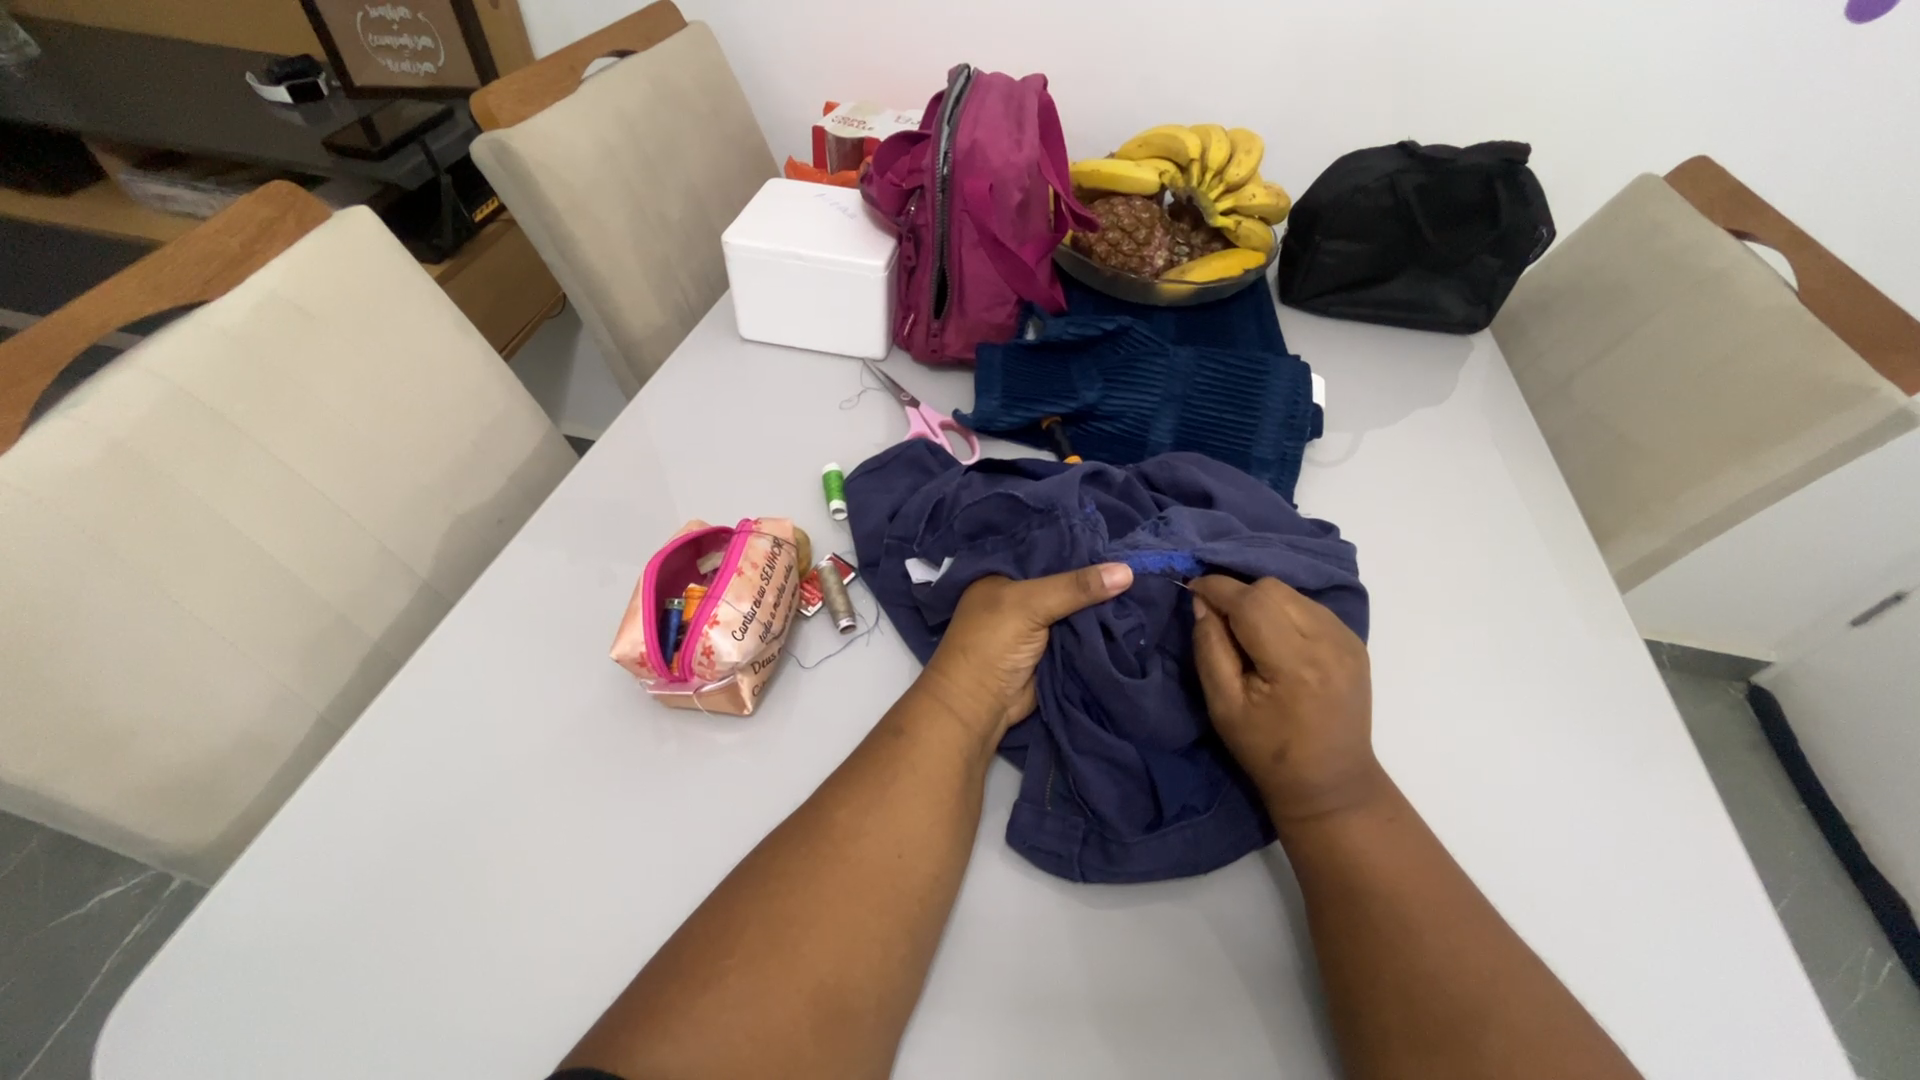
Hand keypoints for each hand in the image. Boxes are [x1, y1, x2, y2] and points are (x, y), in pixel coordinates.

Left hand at [916, 563, 1134, 742]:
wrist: (980, 704)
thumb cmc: (992, 642)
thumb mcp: (1030, 604)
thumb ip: (1075, 587)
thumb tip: (1128, 571)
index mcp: (1005, 574)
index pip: (1049, 552)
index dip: (1082, 548)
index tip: (1121, 543)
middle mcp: (1023, 595)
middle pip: (1068, 582)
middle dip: (1098, 578)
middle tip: (1140, 565)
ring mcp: (1039, 624)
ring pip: (1079, 609)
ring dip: (1105, 605)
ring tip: (1144, 587)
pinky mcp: (1054, 650)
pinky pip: (1084, 634)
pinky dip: (1103, 630)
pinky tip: (1133, 616)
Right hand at [1189, 576, 1384, 826]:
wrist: (1330, 782)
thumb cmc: (1267, 750)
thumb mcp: (1223, 705)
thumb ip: (1210, 647)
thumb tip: (1202, 601)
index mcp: (1295, 663)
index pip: (1250, 601)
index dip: (1217, 587)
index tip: (1191, 588)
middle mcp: (1328, 642)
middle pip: (1272, 588)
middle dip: (1238, 594)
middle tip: (1218, 618)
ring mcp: (1347, 640)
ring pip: (1292, 593)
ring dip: (1261, 601)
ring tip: (1246, 631)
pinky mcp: (1355, 643)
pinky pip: (1310, 607)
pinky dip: (1284, 611)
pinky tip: (1275, 640)